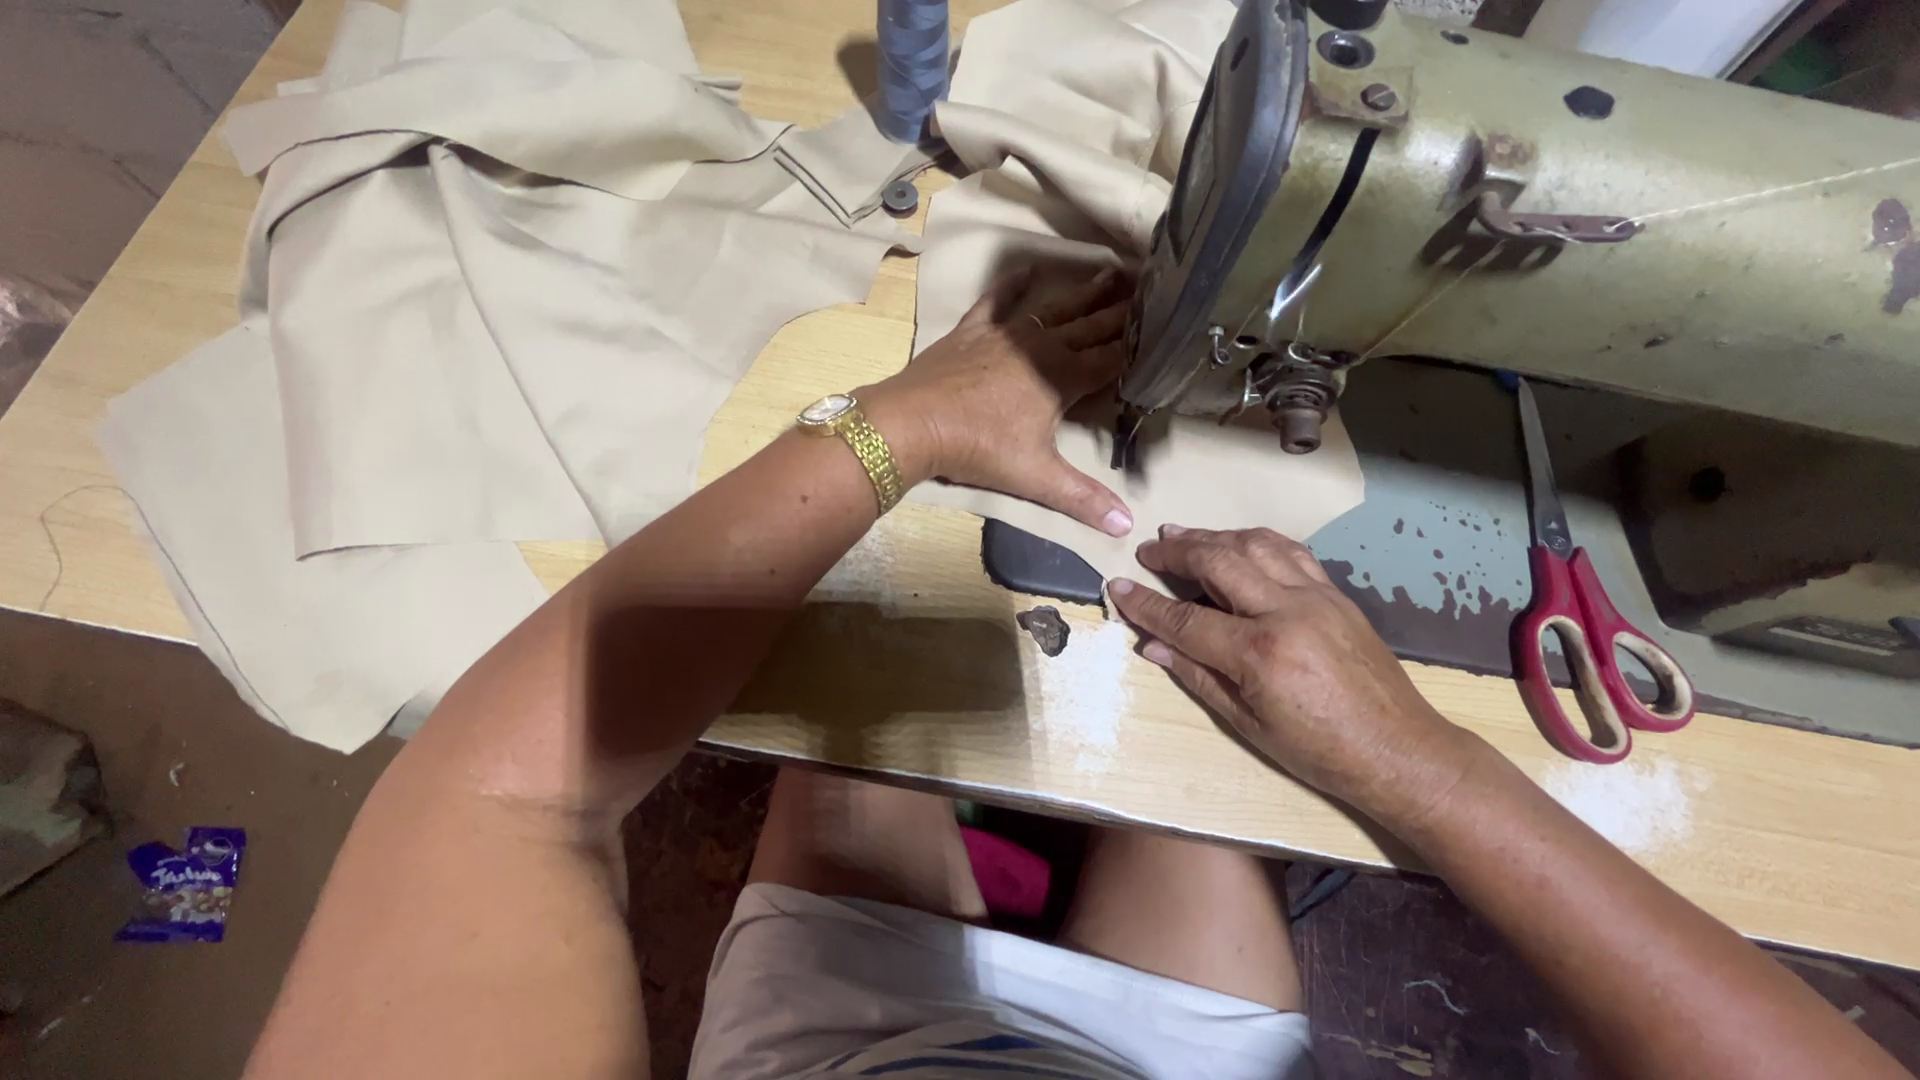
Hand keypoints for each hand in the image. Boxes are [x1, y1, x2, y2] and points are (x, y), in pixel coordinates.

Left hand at [861, 265, 1134, 536]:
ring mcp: (1006, 335)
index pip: (1112, 358)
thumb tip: (1127, 526)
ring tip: (1111, 272)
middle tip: (1150, 286)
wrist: (913, 423)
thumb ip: (1082, 498)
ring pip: (1054, 309)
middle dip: (1121, 311)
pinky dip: (1012, 285)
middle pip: (1090, 327)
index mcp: (1063, 377)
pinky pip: (996, 301)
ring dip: (1083, 293)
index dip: (1138, 344)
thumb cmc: (978, 449)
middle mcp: (1041, 347)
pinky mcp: (972, 331)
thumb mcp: (1035, 477)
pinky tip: (1028, 269)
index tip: (1165, 326)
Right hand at [1107, 526, 1485, 827]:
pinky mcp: (1336, 593)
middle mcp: (1287, 612)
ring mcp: (1316, 597)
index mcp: (1260, 654)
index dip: (1146, 604)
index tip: (1118, 585)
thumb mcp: (1246, 724)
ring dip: (1213, 535)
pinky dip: (1255, 540)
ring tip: (1181, 534)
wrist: (1398, 750)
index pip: (1186, 619)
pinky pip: (1290, 551)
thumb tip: (1152, 645)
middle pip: (1219, 563)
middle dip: (1176, 552)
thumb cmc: (1317, 750)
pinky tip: (1236, 541)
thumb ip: (1197, 676)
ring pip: (1255, 544)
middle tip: (1148, 549)